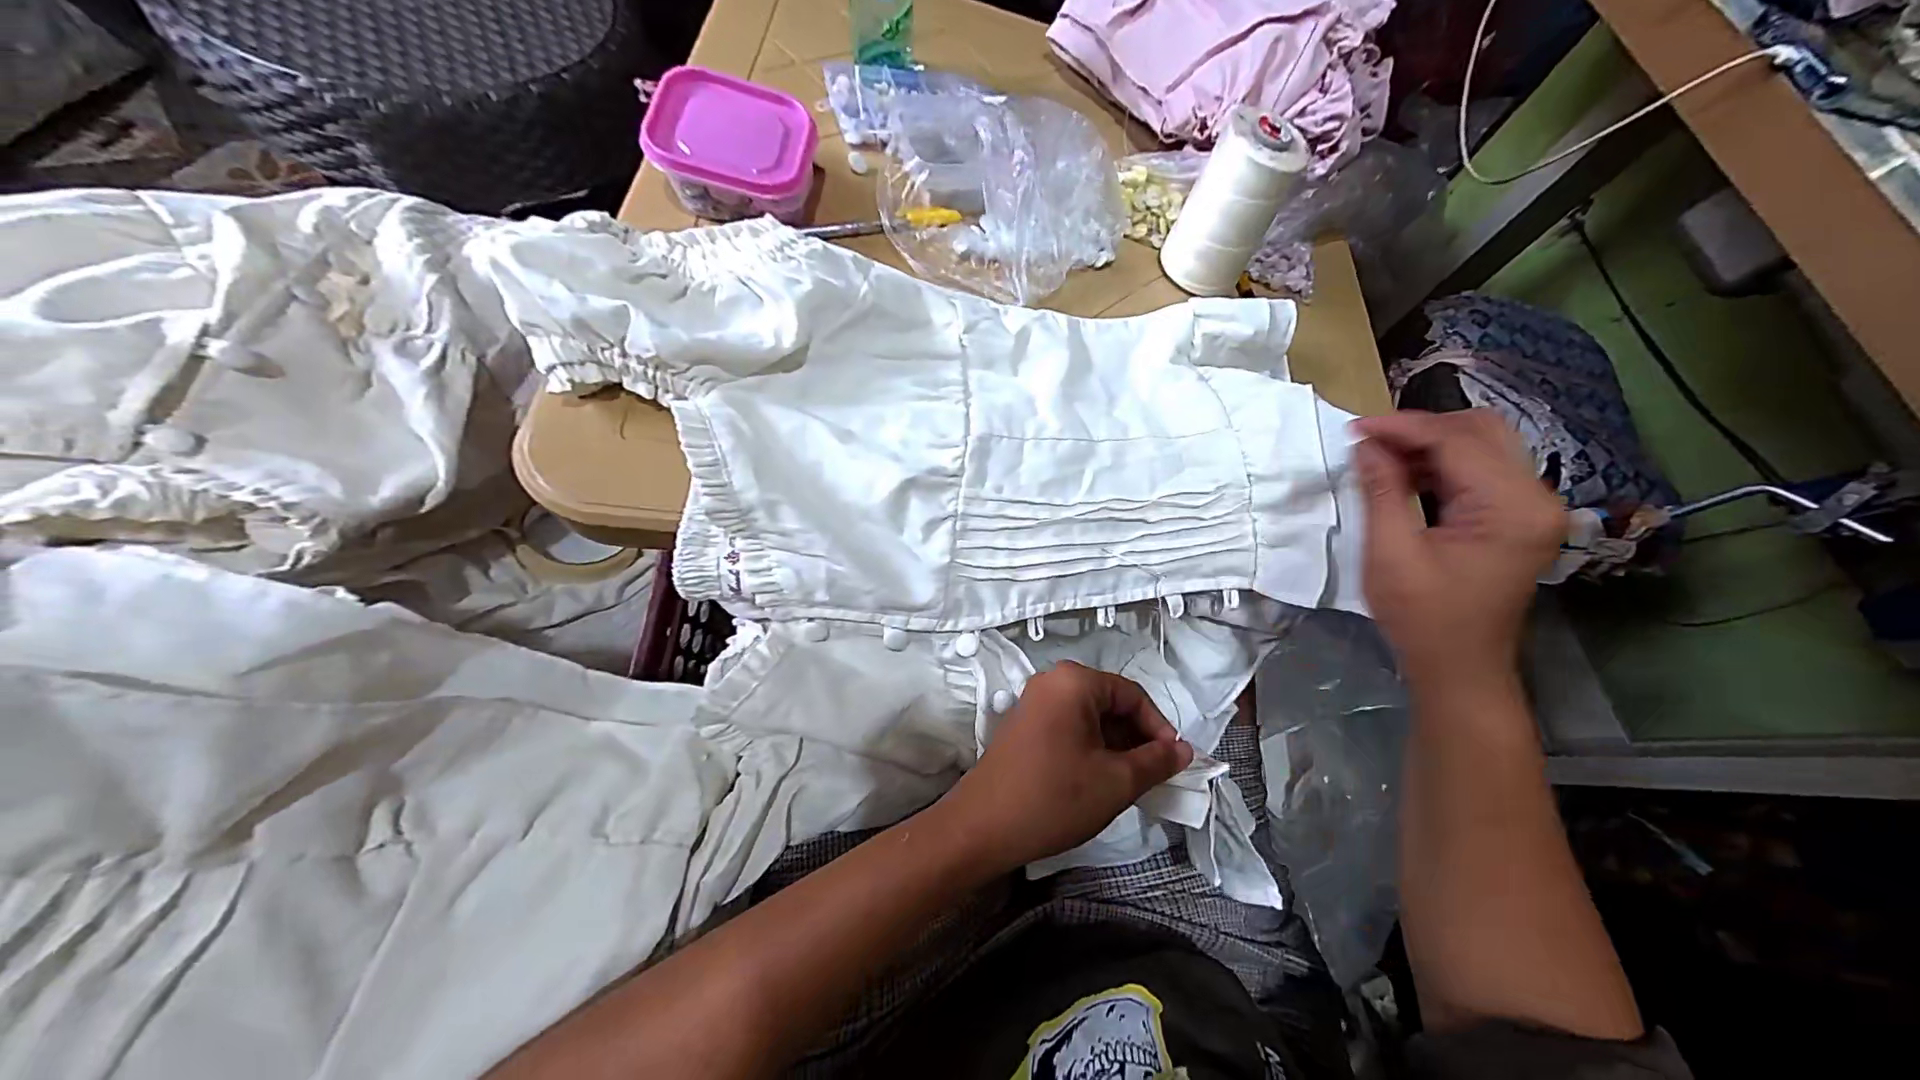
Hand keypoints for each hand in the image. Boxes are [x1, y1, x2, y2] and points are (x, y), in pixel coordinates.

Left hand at [934, 661, 1192, 872]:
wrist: (982, 826)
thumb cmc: (1054, 797)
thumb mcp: (1116, 781)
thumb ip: (1156, 761)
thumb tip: (1184, 749)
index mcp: (1074, 682)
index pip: (1133, 695)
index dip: (1159, 728)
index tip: (1174, 763)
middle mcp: (1051, 682)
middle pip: (1110, 703)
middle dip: (1137, 739)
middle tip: (1154, 776)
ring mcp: (1033, 704)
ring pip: (1090, 718)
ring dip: (1115, 747)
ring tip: (1129, 784)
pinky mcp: (1023, 726)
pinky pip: (1069, 728)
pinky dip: (1091, 749)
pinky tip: (1098, 781)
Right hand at [1352, 409, 1564, 687]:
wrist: (1459, 667)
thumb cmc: (1422, 617)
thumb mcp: (1390, 554)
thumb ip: (1381, 491)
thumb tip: (1367, 444)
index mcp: (1511, 508)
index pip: (1457, 441)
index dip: (1401, 428)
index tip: (1353, 428)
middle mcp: (1536, 498)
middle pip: (1480, 431)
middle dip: (1420, 429)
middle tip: (1368, 442)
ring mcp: (1533, 507)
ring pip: (1482, 445)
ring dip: (1430, 444)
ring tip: (1380, 457)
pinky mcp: (1519, 517)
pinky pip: (1482, 470)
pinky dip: (1442, 464)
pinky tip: (1406, 475)